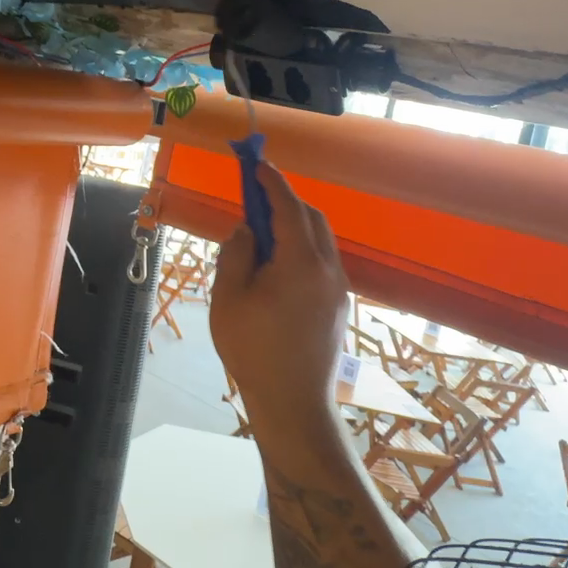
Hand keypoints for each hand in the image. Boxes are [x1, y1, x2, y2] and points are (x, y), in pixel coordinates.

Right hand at [208, 163, 351, 459]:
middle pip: (313, 219)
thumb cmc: (253, 349)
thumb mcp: (229, 297)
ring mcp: (338, 290)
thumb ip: (237, 254)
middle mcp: (328, 271)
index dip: (272, 183)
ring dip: (295, 224)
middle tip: (256, 194)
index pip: (289, 208)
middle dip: (287, 200)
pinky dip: (301, 246)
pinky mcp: (338, 307)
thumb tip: (248, 230)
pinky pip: (322, 261)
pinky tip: (276, 263)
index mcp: (301, 264)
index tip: (257, 163)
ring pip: (321, 240)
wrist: (294, 404)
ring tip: (262, 230)